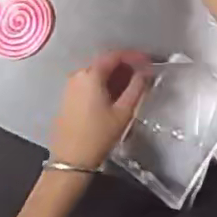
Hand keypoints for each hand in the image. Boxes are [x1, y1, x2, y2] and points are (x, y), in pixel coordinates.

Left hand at [51, 50, 152, 167]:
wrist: (71, 160)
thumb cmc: (99, 135)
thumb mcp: (123, 112)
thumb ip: (137, 87)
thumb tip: (146, 72)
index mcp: (91, 75)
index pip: (114, 56)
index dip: (133, 56)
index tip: (148, 62)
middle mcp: (77, 75)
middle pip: (104, 63)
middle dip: (125, 66)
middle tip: (142, 75)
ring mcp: (70, 86)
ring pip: (96, 74)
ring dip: (114, 77)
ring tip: (132, 87)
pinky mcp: (68, 98)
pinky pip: (88, 84)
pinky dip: (103, 85)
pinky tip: (114, 97)